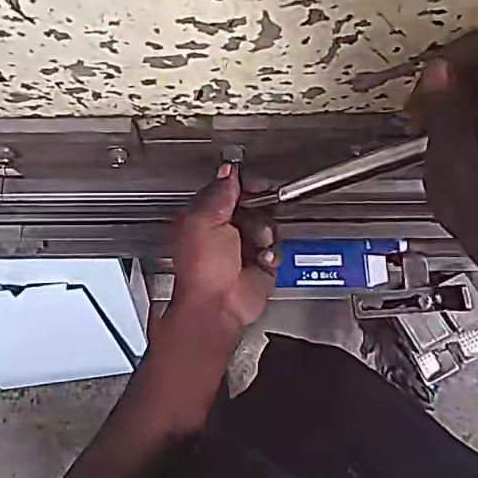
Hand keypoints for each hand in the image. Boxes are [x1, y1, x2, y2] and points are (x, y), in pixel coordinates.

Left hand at [157, 163, 277, 356]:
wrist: (217, 306)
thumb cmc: (202, 270)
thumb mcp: (205, 220)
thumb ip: (219, 193)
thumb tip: (228, 171)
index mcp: (205, 218)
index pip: (229, 190)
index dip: (245, 186)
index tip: (257, 185)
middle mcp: (225, 231)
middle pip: (254, 206)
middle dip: (259, 211)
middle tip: (256, 219)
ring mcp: (243, 249)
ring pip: (268, 226)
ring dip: (265, 233)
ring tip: (256, 244)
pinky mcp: (260, 265)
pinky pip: (276, 248)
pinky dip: (271, 253)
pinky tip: (261, 259)